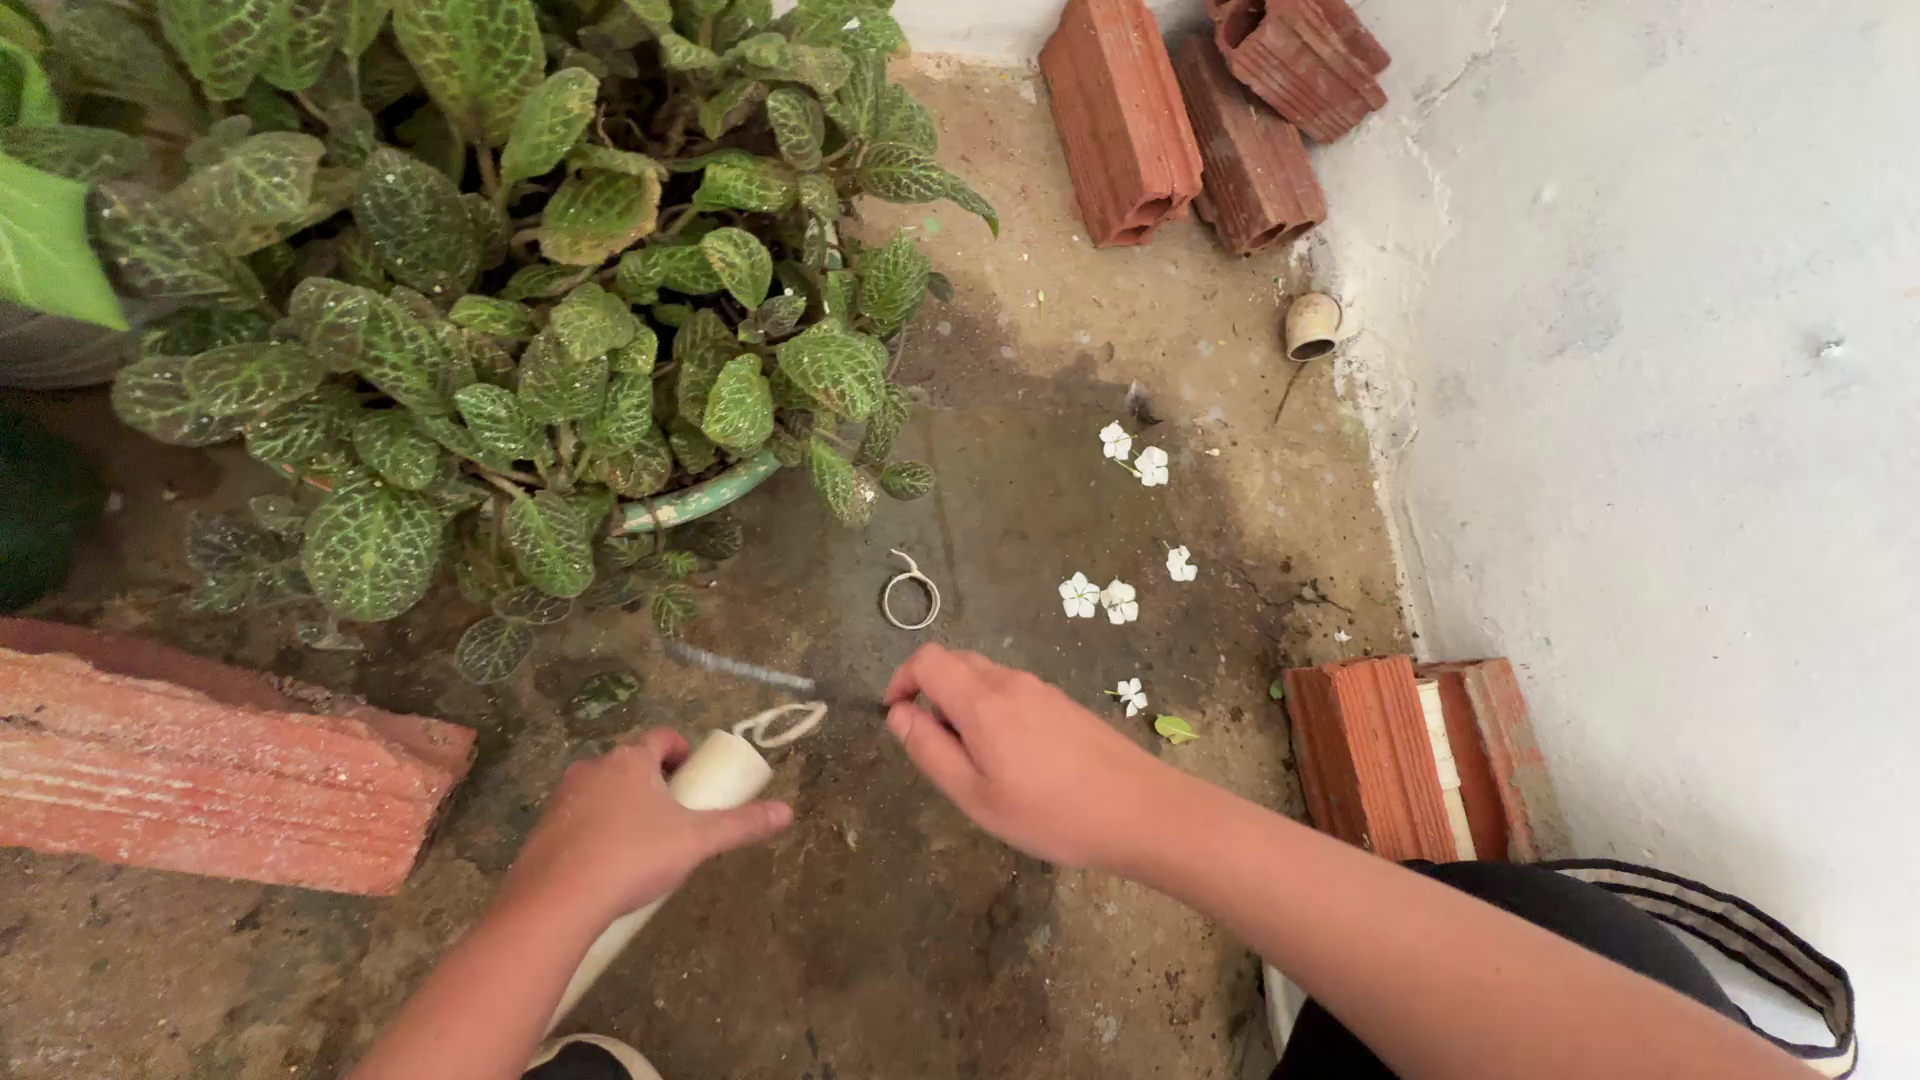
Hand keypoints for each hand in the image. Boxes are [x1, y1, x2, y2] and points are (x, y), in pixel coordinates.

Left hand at [497, 728, 792, 926]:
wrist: (553, 904)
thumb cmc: (632, 858)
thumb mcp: (697, 841)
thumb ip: (741, 824)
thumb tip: (787, 812)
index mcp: (631, 760)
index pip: (663, 737)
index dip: (683, 751)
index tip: (694, 778)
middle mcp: (594, 768)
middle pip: (632, 762)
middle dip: (655, 781)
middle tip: (675, 814)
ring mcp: (562, 799)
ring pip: (602, 789)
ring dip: (624, 805)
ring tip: (643, 843)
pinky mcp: (540, 832)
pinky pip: (577, 819)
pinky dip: (595, 831)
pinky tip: (607, 866)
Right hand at [883, 644, 1179, 868]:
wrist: (1140, 810)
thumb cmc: (1050, 813)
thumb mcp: (976, 795)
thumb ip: (930, 750)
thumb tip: (898, 714)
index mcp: (983, 700)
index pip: (928, 659)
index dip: (902, 679)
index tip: (898, 716)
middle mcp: (1011, 682)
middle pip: (955, 662)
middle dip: (931, 693)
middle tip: (938, 748)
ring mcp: (1041, 689)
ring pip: (984, 677)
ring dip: (963, 704)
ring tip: (979, 763)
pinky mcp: (1062, 703)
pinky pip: (1011, 691)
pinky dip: (992, 710)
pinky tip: (1015, 760)